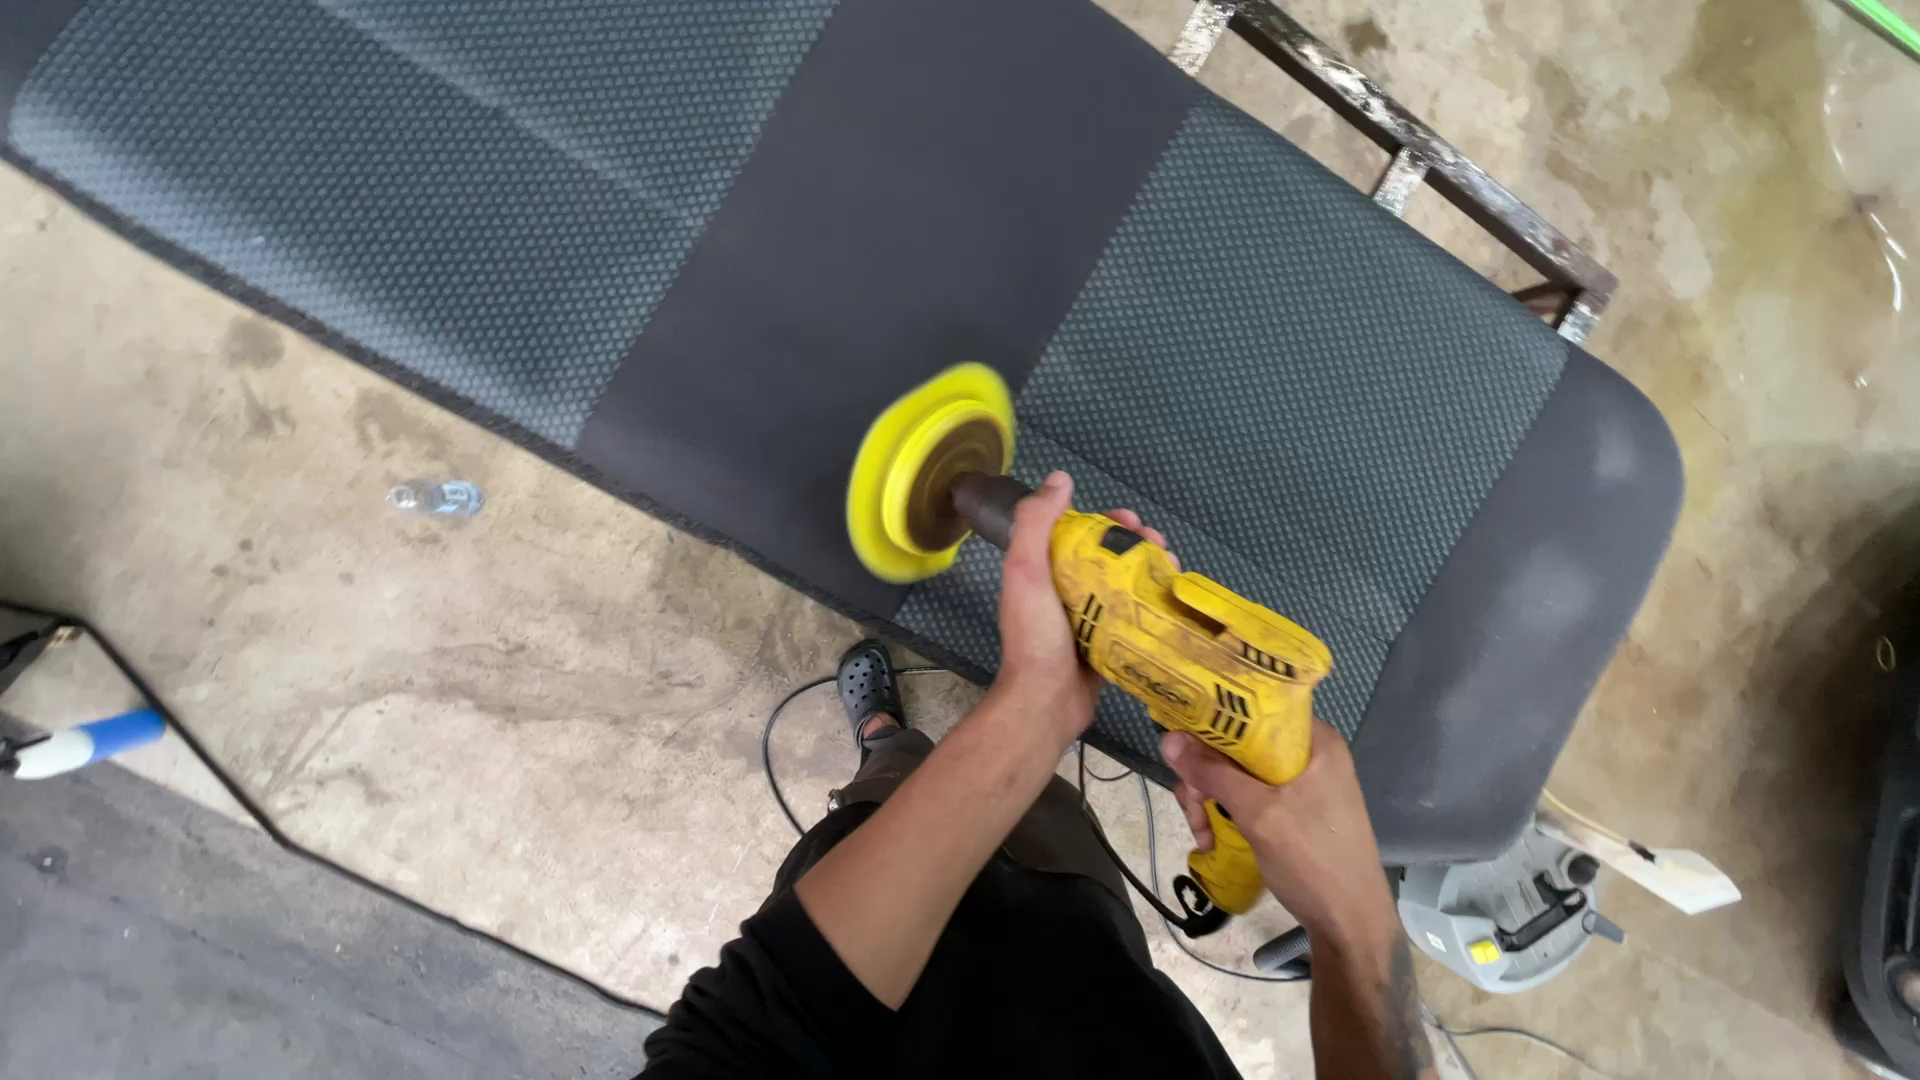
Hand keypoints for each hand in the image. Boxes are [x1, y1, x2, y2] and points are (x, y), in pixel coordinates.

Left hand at [986, 471, 1168, 741]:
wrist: (1044, 702)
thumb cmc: (1035, 635)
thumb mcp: (1026, 571)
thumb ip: (1036, 523)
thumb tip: (1060, 478)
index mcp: (1043, 571)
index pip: (1077, 534)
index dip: (1105, 522)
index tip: (1130, 519)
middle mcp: (1064, 591)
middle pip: (1106, 557)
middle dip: (1135, 545)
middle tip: (1159, 545)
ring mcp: (1087, 619)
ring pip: (1124, 585)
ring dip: (1149, 572)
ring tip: (1173, 569)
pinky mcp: (1107, 644)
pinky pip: (1134, 617)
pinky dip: (1153, 605)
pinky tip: (1174, 601)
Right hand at [1162, 719, 1395, 946]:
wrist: (1351, 927)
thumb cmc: (1314, 860)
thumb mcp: (1258, 813)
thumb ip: (1212, 773)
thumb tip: (1166, 738)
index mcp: (1313, 740)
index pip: (1252, 708)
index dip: (1212, 719)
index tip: (1182, 741)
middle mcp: (1306, 752)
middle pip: (1236, 743)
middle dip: (1205, 774)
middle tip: (1195, 805)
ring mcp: (1298, 782)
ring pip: (1234, 771)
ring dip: (1209, 798)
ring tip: (1202, 832)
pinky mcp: (1290, 807)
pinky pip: (1245, 794)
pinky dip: (1224, 812)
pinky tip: (1212, 838)